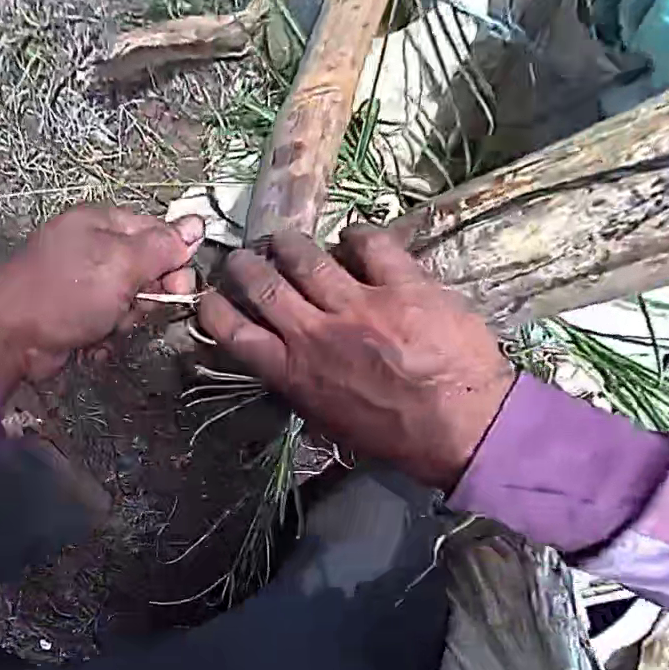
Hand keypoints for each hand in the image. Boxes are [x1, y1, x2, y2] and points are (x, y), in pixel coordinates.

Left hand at [0, 206, 202, 396]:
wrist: (8, 338)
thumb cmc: (65, 293)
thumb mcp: (120, 264)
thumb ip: (161, 247)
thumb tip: (197, 224)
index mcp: (101, 223)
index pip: (157, 234)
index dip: (173, 261)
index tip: (178, 286)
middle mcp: (91, 249)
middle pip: (145, 271)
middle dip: (145, 296)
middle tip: (133, 309)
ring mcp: (81, 284)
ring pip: (129, 302)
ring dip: (124, 321)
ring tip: (105, 326)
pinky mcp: (74, 315)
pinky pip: (107, 323)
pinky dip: (104, 336)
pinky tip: (91, 342)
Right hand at [196, 225, 514, 491]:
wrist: (461, 426)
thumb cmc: (389, 433)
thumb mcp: (325, 418)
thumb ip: (298, 382)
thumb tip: (283, 359)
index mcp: (293, 371)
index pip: (235, 332)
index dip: (213, 309)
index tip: (207, 296)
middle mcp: (314, 334)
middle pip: (263, 286)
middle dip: (244, 265)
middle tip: (242, 257)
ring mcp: (358, 306)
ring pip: (307, 258)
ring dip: (288, 244)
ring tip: (283, 239)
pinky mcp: (402, 286)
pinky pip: (371, 245)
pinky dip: (356, 236)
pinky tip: (353, 237)